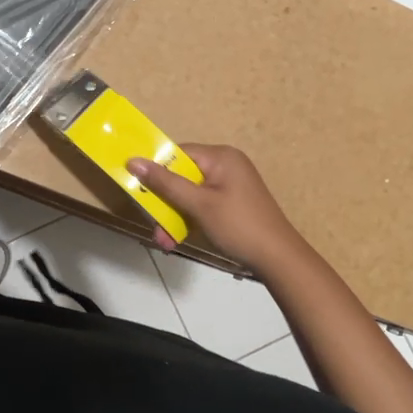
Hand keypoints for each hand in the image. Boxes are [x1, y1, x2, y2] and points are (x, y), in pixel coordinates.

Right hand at [126, 144, 306, 273]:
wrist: (279, 259)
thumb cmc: (239, 226)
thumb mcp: (199, 204)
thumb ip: (165, 183)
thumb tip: (133, 161)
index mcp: (221, 157)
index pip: (177, 153)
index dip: (155, 169)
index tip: (137, 188)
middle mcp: (225, 166)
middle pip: (181, 176)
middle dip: (164, 202)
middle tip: (152, 225)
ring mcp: (229, 185)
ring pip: (188, 194)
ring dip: (173, 216)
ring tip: (164, 241)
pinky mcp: (230, 203)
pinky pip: (200, 204)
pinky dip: (188, 220)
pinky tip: (177, 239)